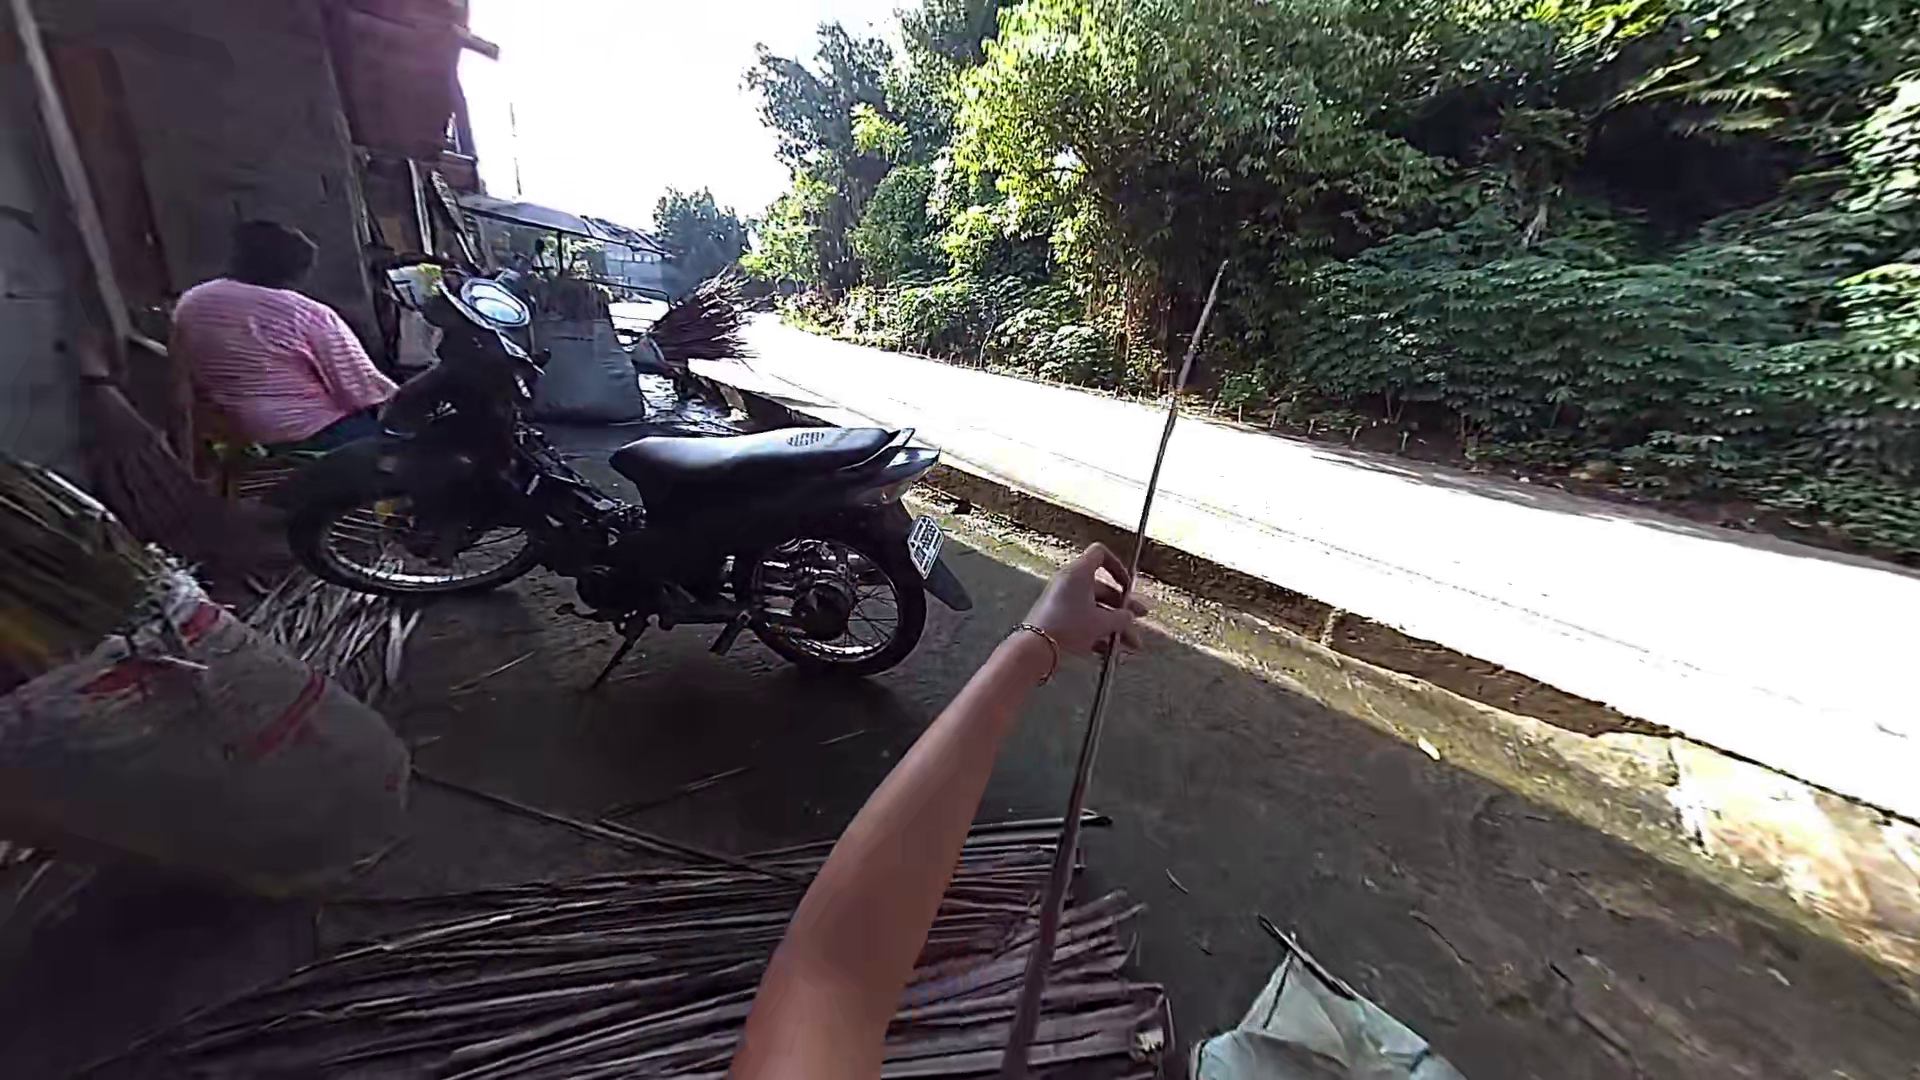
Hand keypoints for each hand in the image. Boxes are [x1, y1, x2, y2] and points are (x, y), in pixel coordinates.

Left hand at [1023, 543, 1147, 658]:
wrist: (1037, 648)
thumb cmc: (1069, 626)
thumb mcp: (1102, 622)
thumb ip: (1121, 618)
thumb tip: (1129, 616)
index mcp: (1078, 573)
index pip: (1100, 554)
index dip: (1117, 567)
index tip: (1128, 585)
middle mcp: (1069, 583)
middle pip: (1102, 588)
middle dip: (1123, 605)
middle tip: (1139, 617)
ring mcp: (1062, 601)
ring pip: (1095, 608)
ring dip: (1115, 625)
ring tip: (1131, 644)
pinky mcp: (1057, 619)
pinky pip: (1082, 620)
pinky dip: (1098, 632)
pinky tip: (1111, 649)